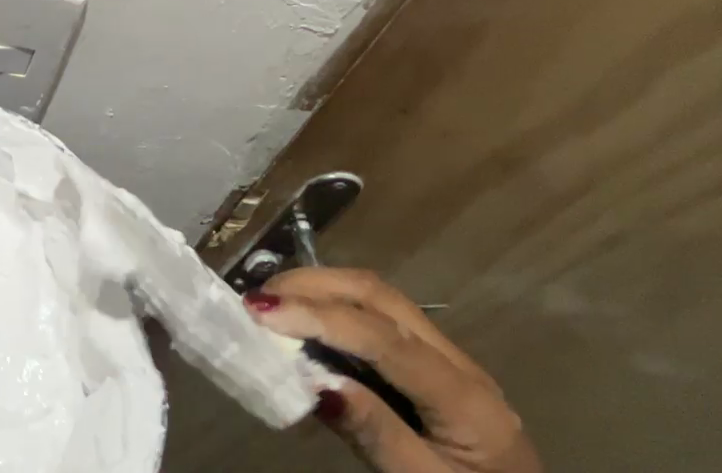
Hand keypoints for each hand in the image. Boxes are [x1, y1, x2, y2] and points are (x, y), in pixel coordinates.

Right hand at [247, 268, 541, 472]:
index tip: (258, 314)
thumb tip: (315, 381)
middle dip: (312, 286)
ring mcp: (446, 358)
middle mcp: (458, 362)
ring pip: (376, 296)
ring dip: (318, 289)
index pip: (383, 336)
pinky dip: (331, 306)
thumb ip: (378, 436)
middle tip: (256, 300)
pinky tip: (302, 322)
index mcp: (465, 398)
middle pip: (379, 295)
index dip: (318, 317)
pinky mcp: (430, 362)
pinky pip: (377, 316)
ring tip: (270, 303)